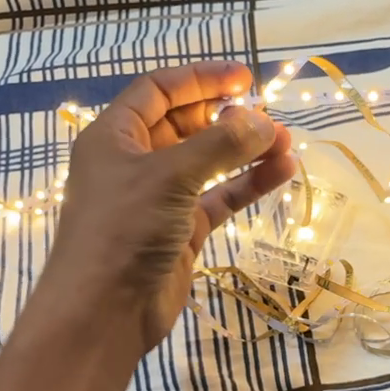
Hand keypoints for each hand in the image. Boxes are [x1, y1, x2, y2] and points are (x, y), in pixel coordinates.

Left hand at [46, 62, 294, 354]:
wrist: (104, 312)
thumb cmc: (123, 230)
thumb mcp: (169, 176)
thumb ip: (218, 145)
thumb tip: (263, 121)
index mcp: (115, 136)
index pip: (158, 91)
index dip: (199, 80)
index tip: (243, 79)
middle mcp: (136, 163)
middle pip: (186, 125)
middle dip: (227, 118)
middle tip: (268, 117)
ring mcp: (161, 199)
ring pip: (209, 164)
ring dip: (245, 152)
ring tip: (286, 144)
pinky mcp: (182, 232)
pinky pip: (220, 198)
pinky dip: (248, 185)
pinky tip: (281, 174)